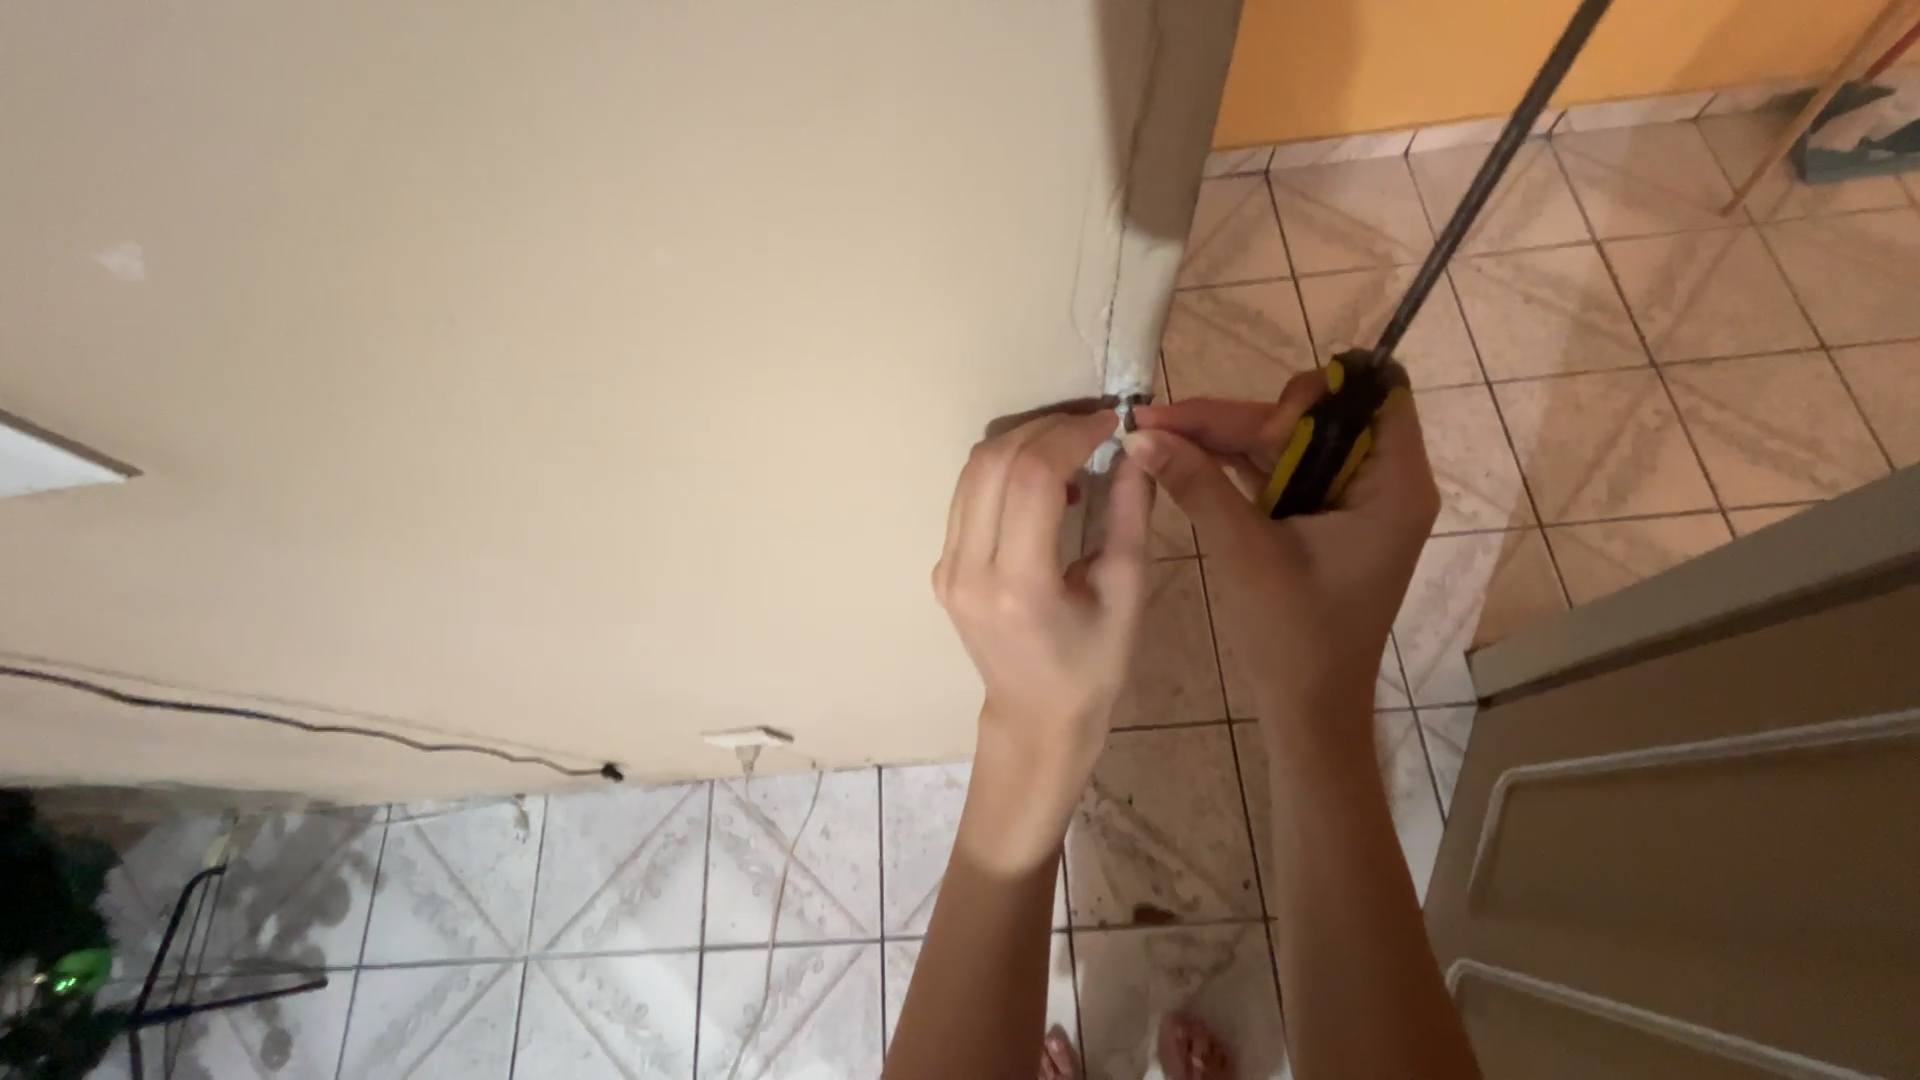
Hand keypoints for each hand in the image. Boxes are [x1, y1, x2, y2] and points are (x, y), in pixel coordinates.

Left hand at [933, 410, 1152, 867]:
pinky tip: (1043, 483)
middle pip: (992, 463)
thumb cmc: (1092, 667)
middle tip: (1091, 428)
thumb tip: (1136, 448)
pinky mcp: (942, 569)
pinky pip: (967, 497)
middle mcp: (968, 571)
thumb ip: (1129, 515)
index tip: (1109, 423)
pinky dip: (1004, 472)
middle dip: (1045, 429)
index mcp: (1019, 585)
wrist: (1035, 716)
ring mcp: (946, 569)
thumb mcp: (1125, 593)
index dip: (1070, 435)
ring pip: (972, 473)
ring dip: (1021, 445)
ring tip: (1070, 449)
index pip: (1032, 477)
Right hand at [1125, 376, 1438, 729]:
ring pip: (1285, 441)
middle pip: (1313, 416)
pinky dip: (1231, 464)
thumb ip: (1198, 486)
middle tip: (1166, 422)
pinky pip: (1275, 471)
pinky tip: (1182, 455)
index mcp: (1391, 485)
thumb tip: (1142, 435)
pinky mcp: (1315, 517)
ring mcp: (1344, 499)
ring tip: (1158, 431)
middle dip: (1241, 416)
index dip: (1315, 394)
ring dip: (1224, 436)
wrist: (1308, 704)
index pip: (1377, 395)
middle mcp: (1377, 481)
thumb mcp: (1246, 553)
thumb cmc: (1295, 636)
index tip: (1258, 424)